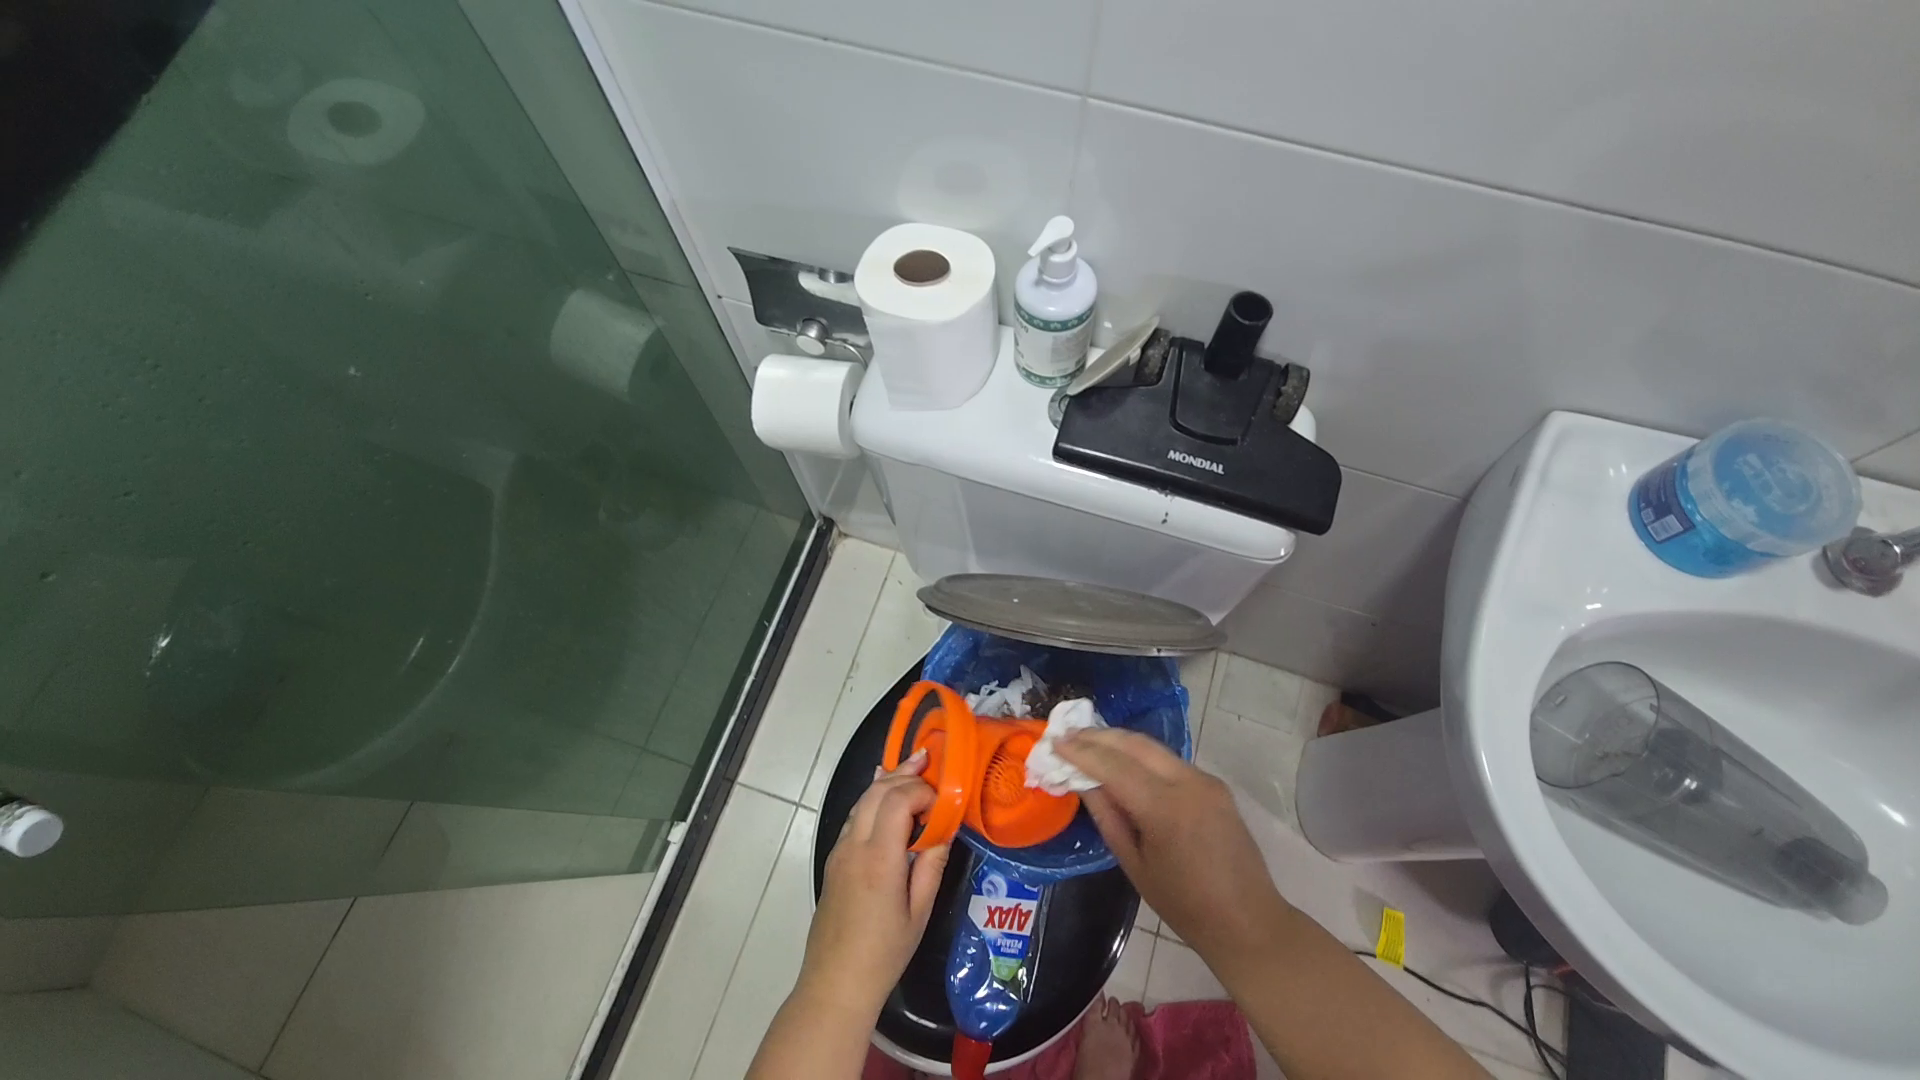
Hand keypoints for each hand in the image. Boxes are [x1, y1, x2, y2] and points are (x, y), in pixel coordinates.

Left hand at [801, 750, 951, 1014]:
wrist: (835, 982)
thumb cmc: (884, 952)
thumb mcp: (919, 911)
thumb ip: (932, 864)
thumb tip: (945, 827)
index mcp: (879, 858)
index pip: (898, 800)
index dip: (923, 791)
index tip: (943, 801)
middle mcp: (854, 845)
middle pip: (877, 791)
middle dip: (904, 773)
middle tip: (929, 761)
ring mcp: (839, 850)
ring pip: (862, 800)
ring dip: (887, 781)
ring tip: (913, 768)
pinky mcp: (834, 859)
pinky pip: (854, 817)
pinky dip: (873, 799)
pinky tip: (884, 793)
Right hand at [1056, 728, 1289, 959]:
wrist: (1248, 921)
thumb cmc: (1185, 905)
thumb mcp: (1135, 865)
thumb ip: (1108, 818)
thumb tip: (1084, 783)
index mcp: (1165, 809)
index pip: (1114, 766)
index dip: (1081, 752)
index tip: (1054, 742)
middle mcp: (1188, 783)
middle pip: (1135, 745)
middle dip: (1099, 736)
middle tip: (1068, 735)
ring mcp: (1206, 781)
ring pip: (1154, 749)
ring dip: (1120, 742)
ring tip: (1088, 742)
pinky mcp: (1215, 786)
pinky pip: (1170, 762)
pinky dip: (1141, 757)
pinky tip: (1123, 762)